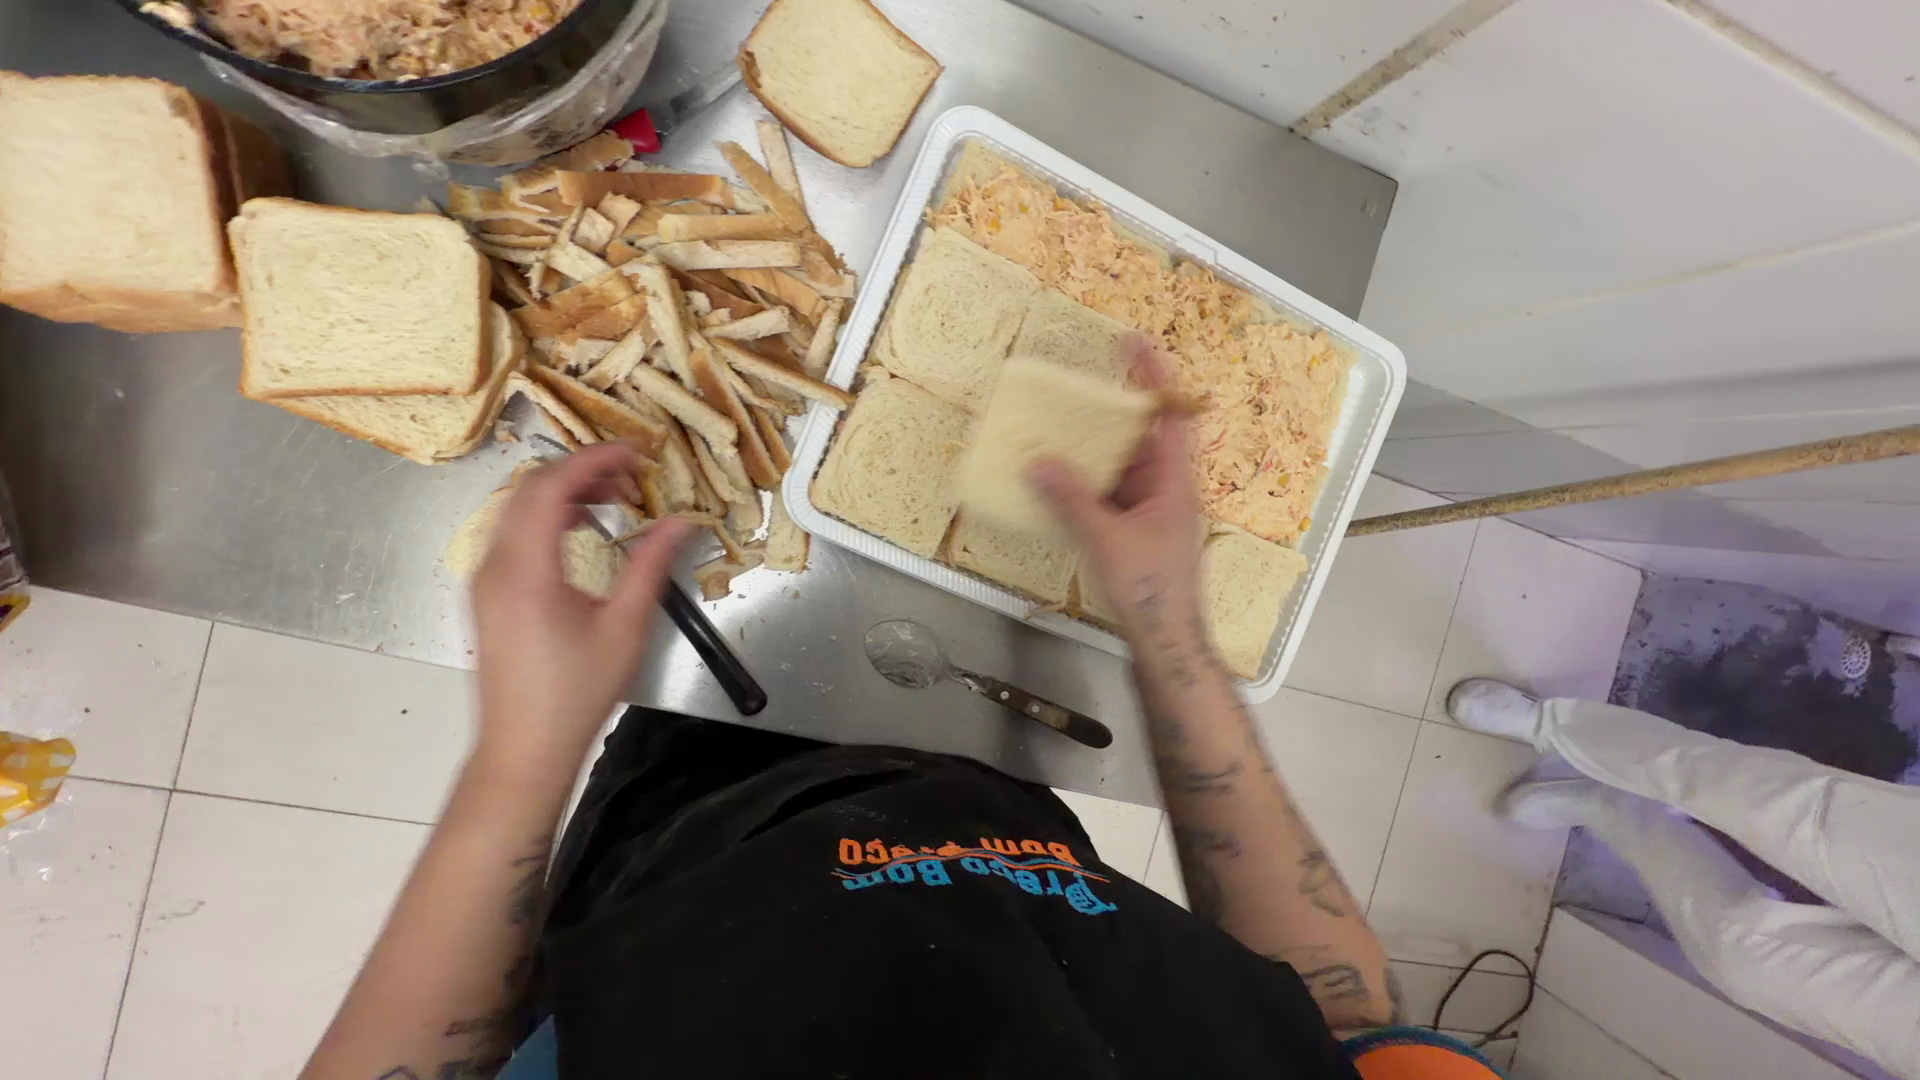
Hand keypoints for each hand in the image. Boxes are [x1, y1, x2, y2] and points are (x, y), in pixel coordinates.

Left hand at [469, 444, 696, 784]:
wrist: (524, 748)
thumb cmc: (577, 692)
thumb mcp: (625, 627)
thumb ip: (650, 566)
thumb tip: (680, 521)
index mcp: (525, 571)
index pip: (550, 488)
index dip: (593, 460)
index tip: (634, 452)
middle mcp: (493, 566)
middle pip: (528, 490)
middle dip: (581, 471)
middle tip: (631, 476)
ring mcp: (483, 580)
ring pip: (517, 510)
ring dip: (564, 493)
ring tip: (613, 499)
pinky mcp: (486, 595)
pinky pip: (512, 534)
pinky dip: (548, 517)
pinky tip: (582, 529)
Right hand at [1029, 336, 1204, 638]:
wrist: (1165, 641)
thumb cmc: (1149, 590)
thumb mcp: (1107, 541)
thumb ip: (1073, 501)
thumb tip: (1040, 464)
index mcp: (1174, 482)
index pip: (1171, 416)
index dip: (1154, 377)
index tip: (1132, 344)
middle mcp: (1167, 490)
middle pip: (1142, 438)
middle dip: (1111, 414)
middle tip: (1076, 391)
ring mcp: (1153, 512)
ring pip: (1123, 469)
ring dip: (1095, 453)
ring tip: (1057, 432)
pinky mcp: (1137, 532)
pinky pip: (1112, 495)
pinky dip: (1088, 486)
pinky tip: (1058, 483)